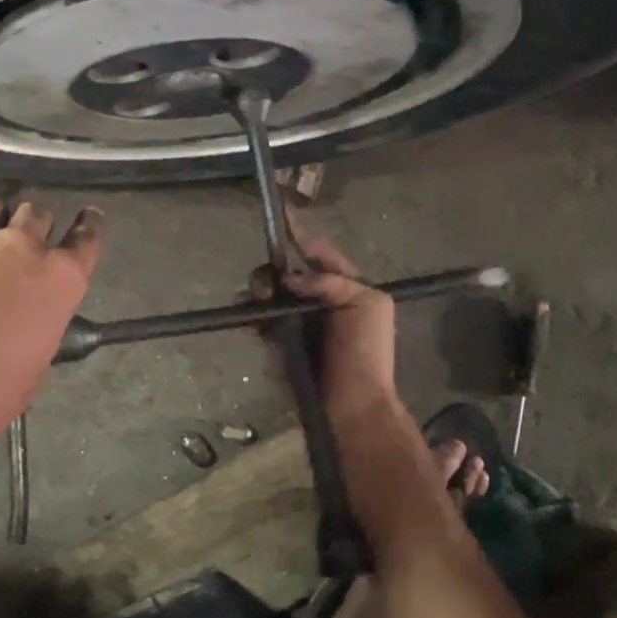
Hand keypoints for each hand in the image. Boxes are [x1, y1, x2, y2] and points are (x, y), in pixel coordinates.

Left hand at [0, 196, 103, 471]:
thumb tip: (25, 325)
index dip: (88, 228)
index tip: (87, 220)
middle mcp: (17, 245)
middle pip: (36, 214)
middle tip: (18, 247)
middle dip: (32, 228)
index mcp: (54, 282)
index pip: (87, 239)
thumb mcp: (24, 381)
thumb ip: (35, 335)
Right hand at [247, 213, 398, 427]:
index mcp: (345, 286)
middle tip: (267, 282)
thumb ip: (333, 282)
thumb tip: (289, 278)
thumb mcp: (367, 306)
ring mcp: (296, 320)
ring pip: (269, 291)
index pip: (320, 253)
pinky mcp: (277, 341)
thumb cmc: (366, 353)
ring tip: (258, 299)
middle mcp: (318, 299)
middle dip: (275, 268)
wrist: (351, 403)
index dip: (301, 234)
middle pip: (287, 270)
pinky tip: (249, 314)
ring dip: (261, 289)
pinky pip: (259, 318)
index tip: (282, 214)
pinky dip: (252, 312)